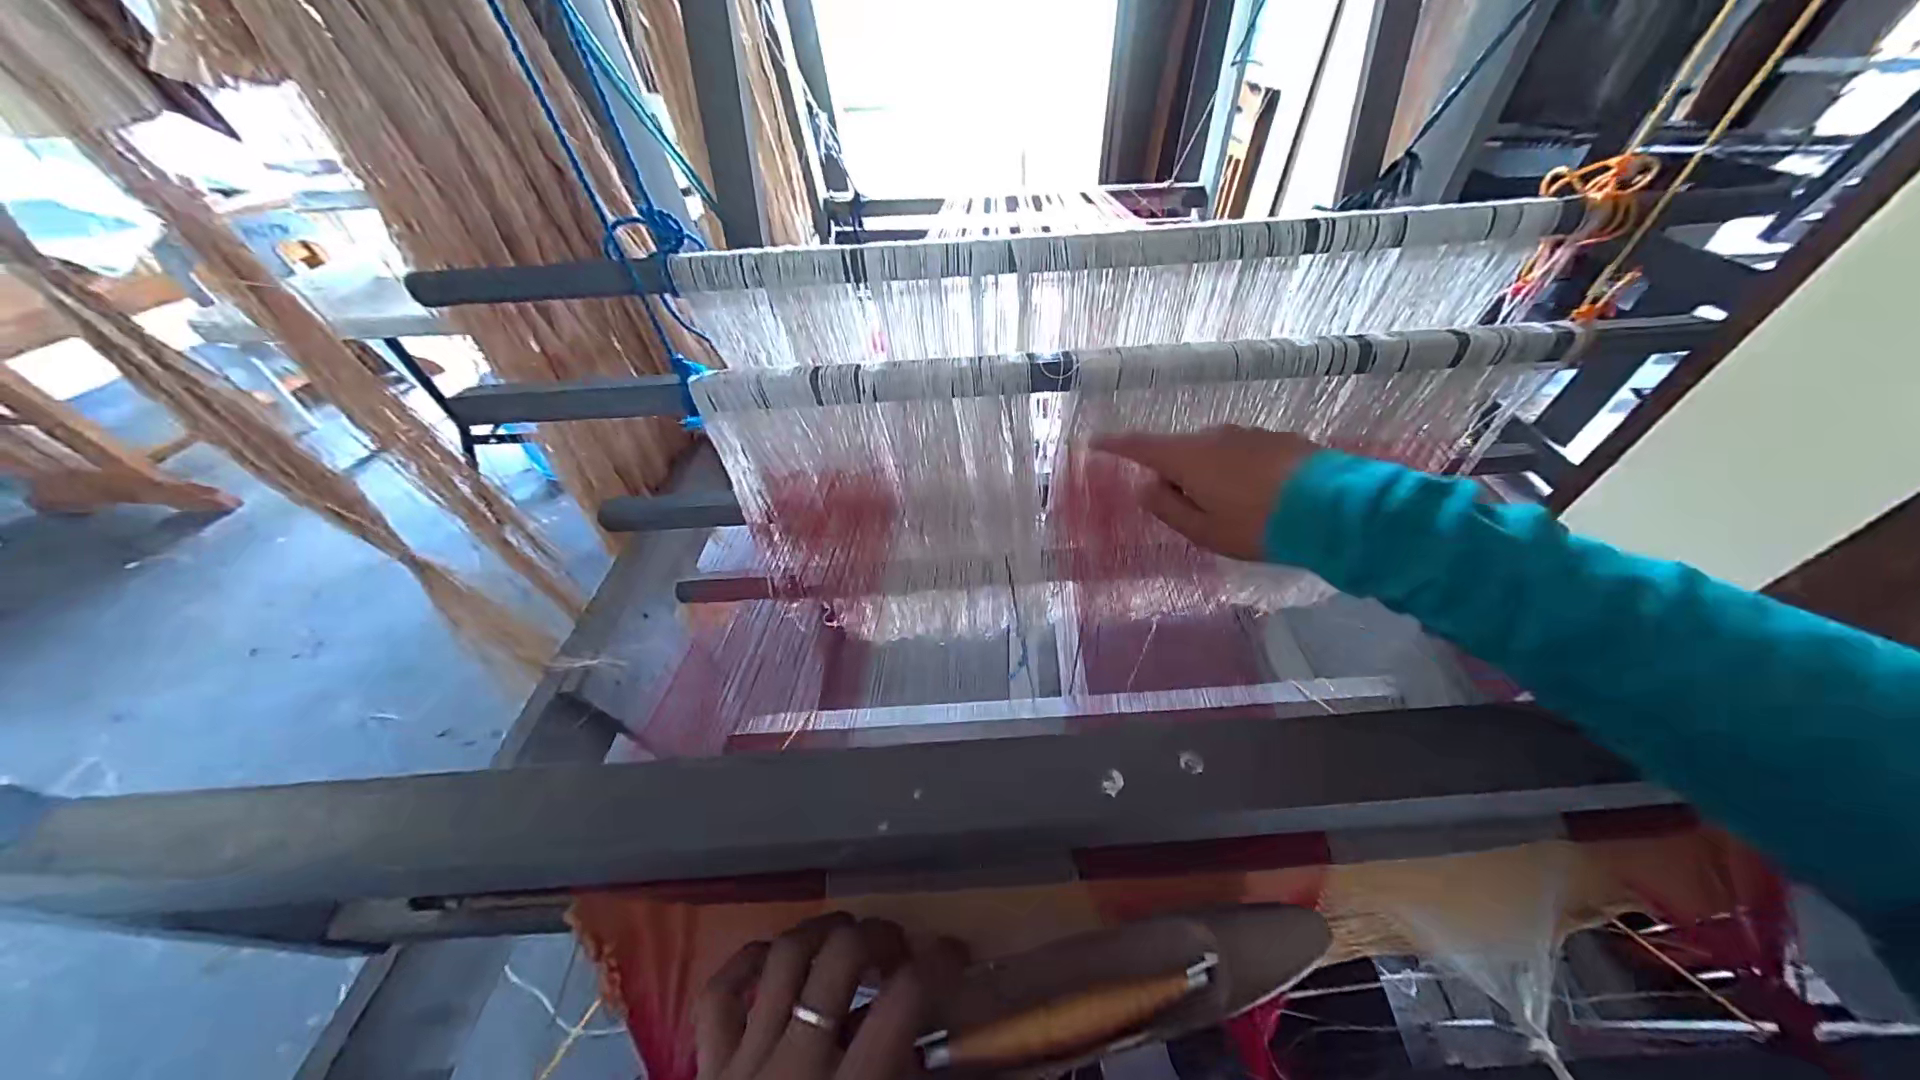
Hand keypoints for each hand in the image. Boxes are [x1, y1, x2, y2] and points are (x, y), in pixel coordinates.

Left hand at [697, 913, 966, 1079]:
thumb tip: (933, 1054)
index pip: (903, 1001)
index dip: (939, 963)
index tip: (955, 953)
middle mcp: (797, 1064)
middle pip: (841, 957)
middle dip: (878, 934)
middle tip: (897, 945)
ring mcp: (745, 1060)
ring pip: (784, 957)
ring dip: (822, 931)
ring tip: (846, 934)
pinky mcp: (709, 1068)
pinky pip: (719, 995)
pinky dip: (745, 962)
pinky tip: (772, 956)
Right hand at [1091, 425, 1321, 561]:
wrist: (1336, 508)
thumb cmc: (1258, 525)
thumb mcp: (1204, 530)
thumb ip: (1168, 508)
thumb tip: (1145, 487)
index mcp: (1188, 457)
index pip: (1140, 446)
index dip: (1115, 445)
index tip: (1096, 442)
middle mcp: (1214, 436)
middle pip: (1178, 451)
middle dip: (1173, 473)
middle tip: (1186, 508)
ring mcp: (1247, 434)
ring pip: (1211, 451)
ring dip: (1207, 473)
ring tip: (1228, 506)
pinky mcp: (1276, 438)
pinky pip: (1239, 452)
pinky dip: (1234, 470)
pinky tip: (1256, 495)